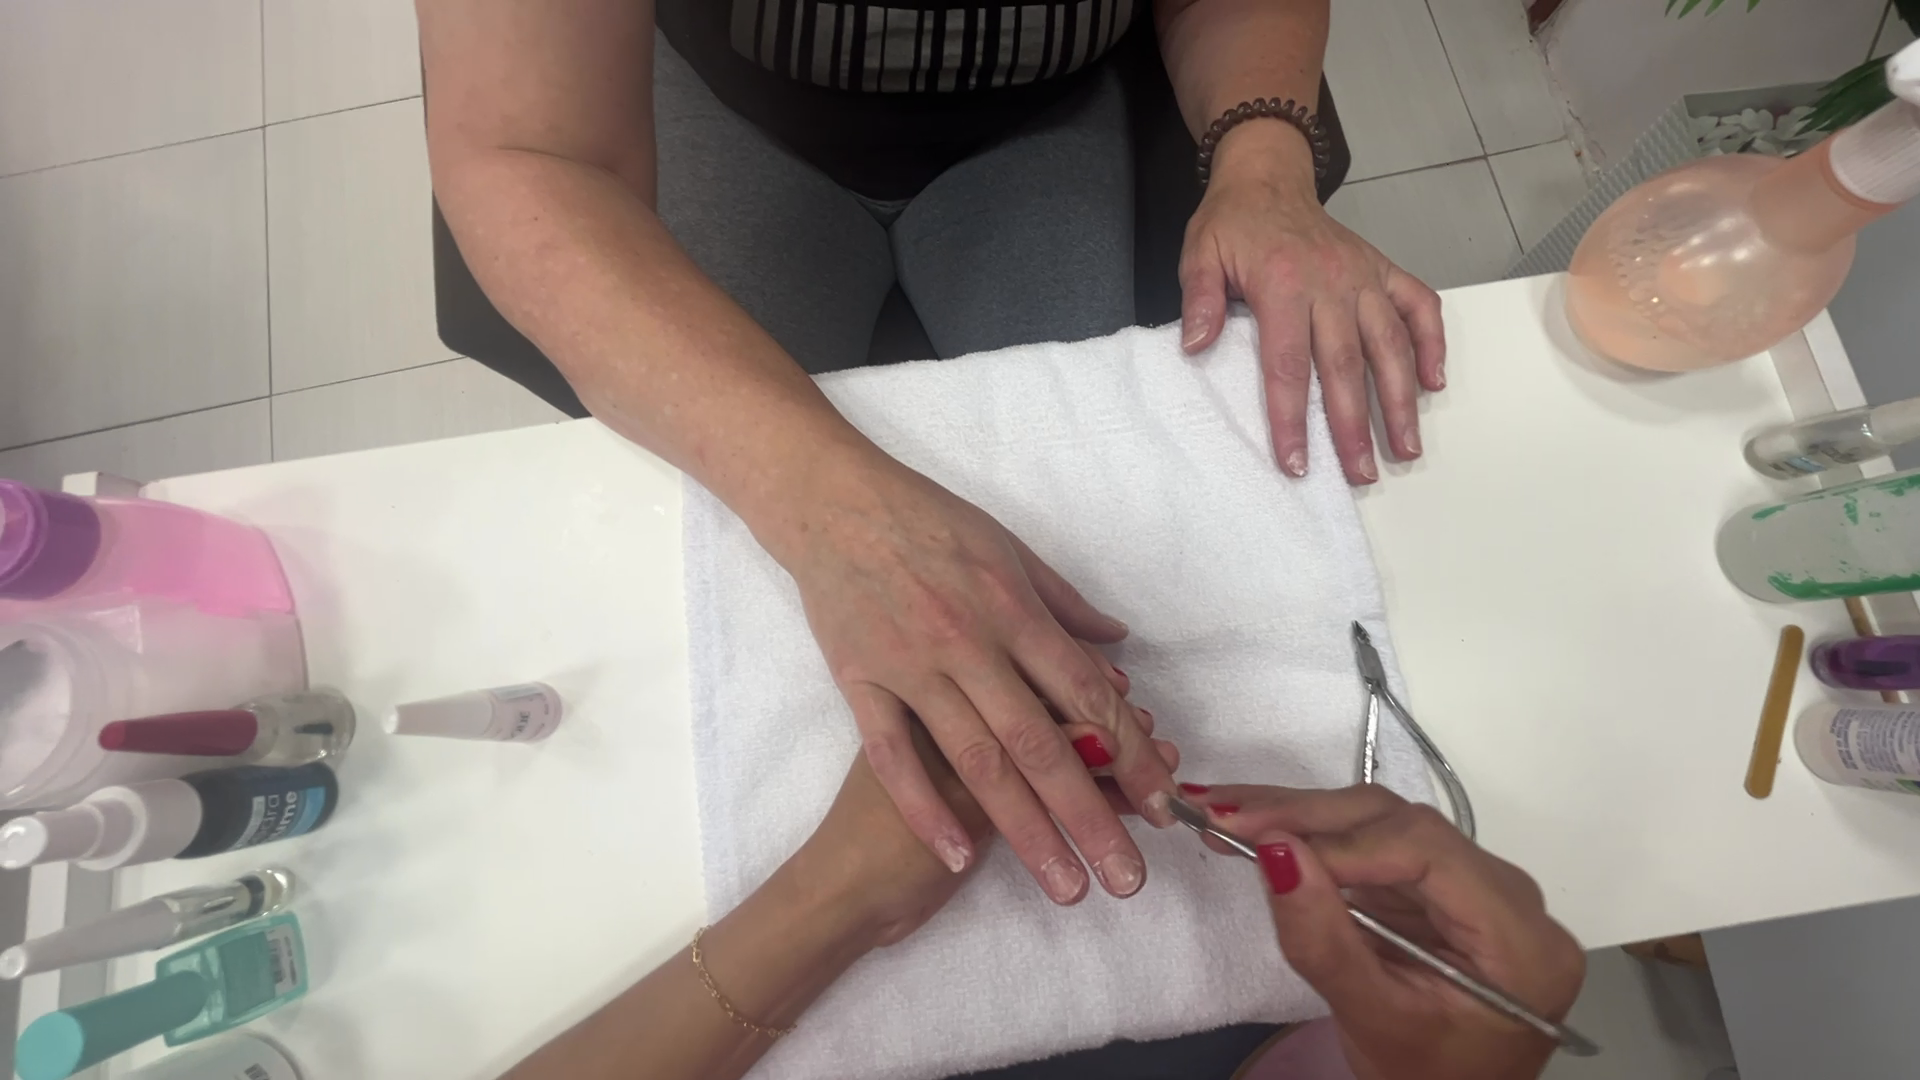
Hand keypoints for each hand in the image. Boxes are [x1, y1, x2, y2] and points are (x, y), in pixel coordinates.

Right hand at [765, 451, 1177, 906]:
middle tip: (1128, 878)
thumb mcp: (1009, 546)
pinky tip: (959, 855)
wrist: (834, 505)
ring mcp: (911, 667)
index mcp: (1012, 608)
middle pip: (1039, 742)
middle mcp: (969, 644)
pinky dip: (923, 808)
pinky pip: (892, 755)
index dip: (1131, 751)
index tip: (1161, 803)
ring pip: (976, 760)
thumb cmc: (928, 520)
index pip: (1084, 692)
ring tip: (1066, 885)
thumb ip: (1064, 603)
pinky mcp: (859, 682)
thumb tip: (1116, 645)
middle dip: (1089, 814)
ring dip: (1025, 828)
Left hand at [1179, 123, 1445, 485]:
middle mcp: (1332, 284)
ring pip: (1390, 345)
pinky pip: (1419, 306)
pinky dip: (1432, 342)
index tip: (1295, 463)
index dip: (1292, 419)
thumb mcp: (1199, 256)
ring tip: (1407, 448)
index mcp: (1283, 286)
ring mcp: (1363, 277)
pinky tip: (1434, 383)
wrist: (1267, 176)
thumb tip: (1194, 347)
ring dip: (1402, 400)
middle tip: (1361, 474)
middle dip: (1355, 426)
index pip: (1287, 367)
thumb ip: (1198, 302)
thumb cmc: (1230, 224)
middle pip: (1346, 367)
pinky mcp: (1383, 269)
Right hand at [1181, 784, 1583, 1079]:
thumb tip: (1273, 847)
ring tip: (1221, 811)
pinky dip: (1302, 830)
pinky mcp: (1423, 880)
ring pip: (1371, 818)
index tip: (1267, 849)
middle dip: (1301, 814)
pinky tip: (1254, 823)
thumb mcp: (1370, 1020)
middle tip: (1221, 812)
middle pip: (1394, 821)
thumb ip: (1323, 939)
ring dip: (1292, 813)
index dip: (1342, 842)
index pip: (1425, 849)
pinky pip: (1359, 837)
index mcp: (1518, 938)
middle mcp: (1502, 893)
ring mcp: (1463, 881)